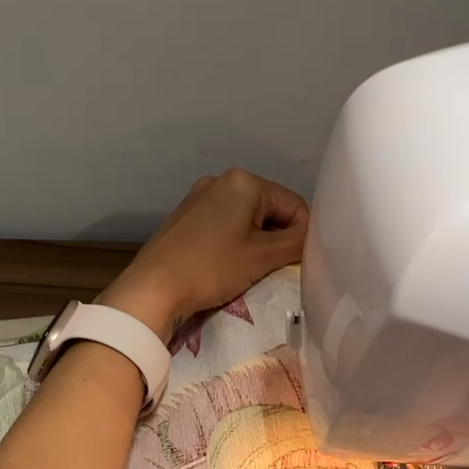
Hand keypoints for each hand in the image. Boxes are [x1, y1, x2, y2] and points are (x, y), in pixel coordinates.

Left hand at [97, 167, 308, 340]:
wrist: (153, 287)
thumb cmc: (211, 268)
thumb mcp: (262, 258)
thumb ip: (296, 244)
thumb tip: (314, 239)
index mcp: (244, 181)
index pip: (294, 204)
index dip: (303, 235)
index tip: (299, 263)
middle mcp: (220, 181)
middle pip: (269, 209)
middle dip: (277, 238)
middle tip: (274, 269)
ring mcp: (199, 198)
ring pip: (246, 220)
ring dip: (256, 244)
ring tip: (250, 271)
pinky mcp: (185, 218)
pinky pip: (223, 227)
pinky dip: (234, 245)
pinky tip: (227, 267)